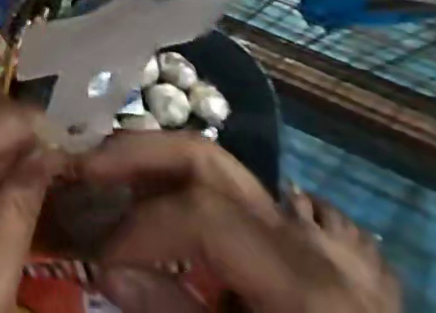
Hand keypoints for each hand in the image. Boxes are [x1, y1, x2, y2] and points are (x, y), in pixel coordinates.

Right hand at [76, 132, 400, 312]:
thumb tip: (110, 270)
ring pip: (236, 176)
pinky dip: (225, 206)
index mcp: (302, 280)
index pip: (196, 211)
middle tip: (85, 168)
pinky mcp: (350, 268)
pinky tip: (202, 230)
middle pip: (209, 161)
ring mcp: (336, 249)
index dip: (135, 228)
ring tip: (122, 187)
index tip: (95, 260)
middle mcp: (315, 244)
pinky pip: (279, 212)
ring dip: (168, 173)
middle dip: (136, 155)